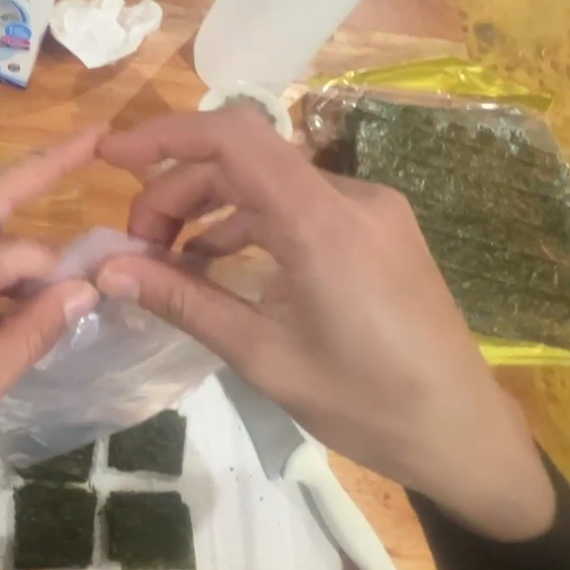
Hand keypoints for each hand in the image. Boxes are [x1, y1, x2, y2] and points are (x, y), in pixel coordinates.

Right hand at [95, 107, 554, 541]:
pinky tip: (217, 265)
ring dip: (207, 210)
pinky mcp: (373, 229)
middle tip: (136, 250)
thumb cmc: (364, 403)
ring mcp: (367, 210)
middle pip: (242, 160)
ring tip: (167, 262)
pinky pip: (294, 207)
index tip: (111, 156)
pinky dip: (245, 225)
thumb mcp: (261, 355)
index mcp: (323, 222)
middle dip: (175, 192)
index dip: (165, 135)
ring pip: (266, 183)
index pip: (234, 138)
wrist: (461, 434)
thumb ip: (182, 301)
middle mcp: (349, 196)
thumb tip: (107, 272)